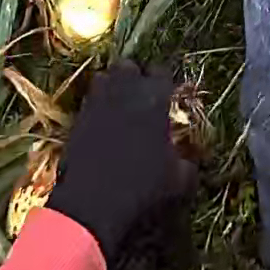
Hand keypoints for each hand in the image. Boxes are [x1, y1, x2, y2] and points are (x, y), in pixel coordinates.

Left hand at [45, 60, 194, 258]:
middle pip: (129, 66)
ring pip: (104, 78)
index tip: (167, 97)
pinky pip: (89, 101)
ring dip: (113, 87)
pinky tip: (103, 127)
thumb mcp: (178, 181)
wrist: (92, 203)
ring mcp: (97, 101)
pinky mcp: (77, 117)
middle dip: (135, 76)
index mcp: (154, 96)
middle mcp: (125, 90)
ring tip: (120, 107)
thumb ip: (189, 164)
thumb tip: (192, 162)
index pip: (162, 72)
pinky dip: (96, 107)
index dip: (165, 83)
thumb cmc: (142, 187)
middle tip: (142, 97)